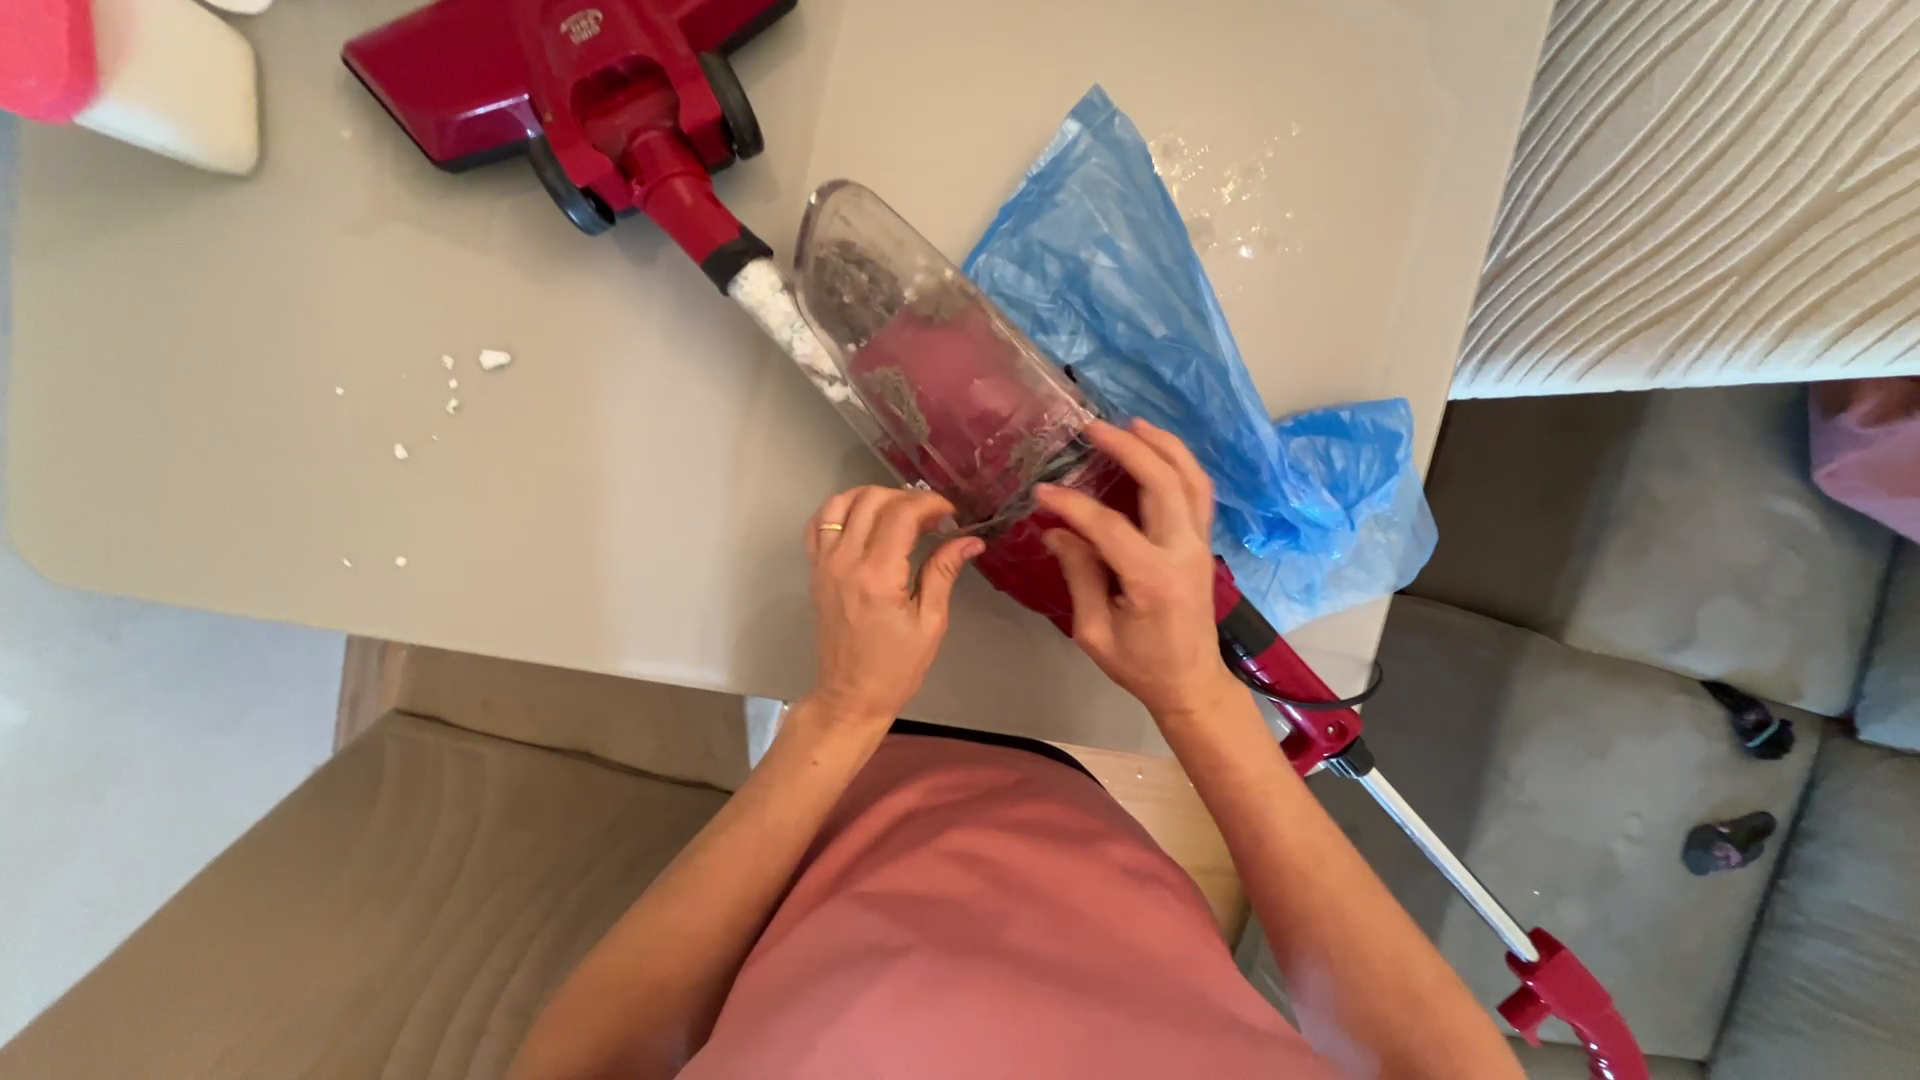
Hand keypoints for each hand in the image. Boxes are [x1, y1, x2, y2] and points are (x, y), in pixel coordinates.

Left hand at [802, 485, 984, 726]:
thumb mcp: (931, 623)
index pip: (902, 514)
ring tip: (898, 512)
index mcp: (878, 577)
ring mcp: (824, 564)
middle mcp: (845, 563)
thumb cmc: (895, 668)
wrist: (850, 695)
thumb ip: (944, 572)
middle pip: (871, 499)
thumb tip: (969, 540)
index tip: (949, 514)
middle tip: (930, 517)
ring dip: (872, 496)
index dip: (930, 503)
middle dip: (906, 497)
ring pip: (840, 503)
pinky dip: (840, 510)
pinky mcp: (815, 570)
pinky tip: (863, 520)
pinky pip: (818, 524)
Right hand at [1036, 419, 1239, 722]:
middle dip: (1129, 448)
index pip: (1108, 526)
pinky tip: (1158, 450)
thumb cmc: (1139, 665)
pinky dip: (1181, 464)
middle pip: (1163, 483)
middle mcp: (1183, 552)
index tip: (1042, 492)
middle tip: (1093, 428)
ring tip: (1132, 424)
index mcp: (1153, 578)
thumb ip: (1078, 574)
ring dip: (1164, 446)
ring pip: (1191, 480)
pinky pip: (1199, 493)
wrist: (1190, 683)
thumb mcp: (1094, 630)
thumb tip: (1056, 531)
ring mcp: (1200, 545)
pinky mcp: (1203, 545)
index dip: (1072, 505)